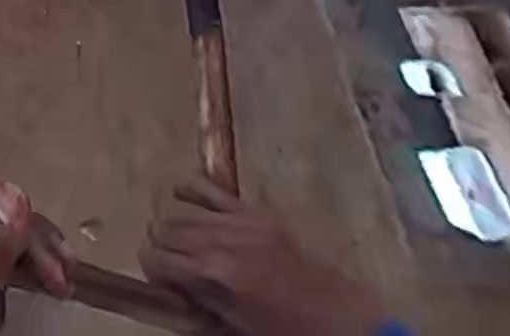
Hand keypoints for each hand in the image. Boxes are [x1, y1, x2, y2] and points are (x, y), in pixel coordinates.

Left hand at [0, 181, 72, 335]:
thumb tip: (14, 191)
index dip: (0, 211)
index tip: (31, 245)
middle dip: (26, 233)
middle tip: (60, 272)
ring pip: (2, 232)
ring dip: (38, 249)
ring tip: (64, 279)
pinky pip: (8, 259)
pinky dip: (35, 265)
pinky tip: (58, 282)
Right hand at [141, 178, 385, 335]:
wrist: (356, 331)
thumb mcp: (239, 329)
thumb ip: (196, 302)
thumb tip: (167, 287)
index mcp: (214, 275)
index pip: (153, 257)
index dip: (155, 272)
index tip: (167, 283)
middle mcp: (217, 243)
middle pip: (162, 231)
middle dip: (166, 251)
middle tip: (182, 269)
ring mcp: (236, 224)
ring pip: (177, 212)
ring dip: (178, 229)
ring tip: (192, 246)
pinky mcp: (252, 214)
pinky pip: (203, 187)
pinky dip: (190, 193)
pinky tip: (191, 205)